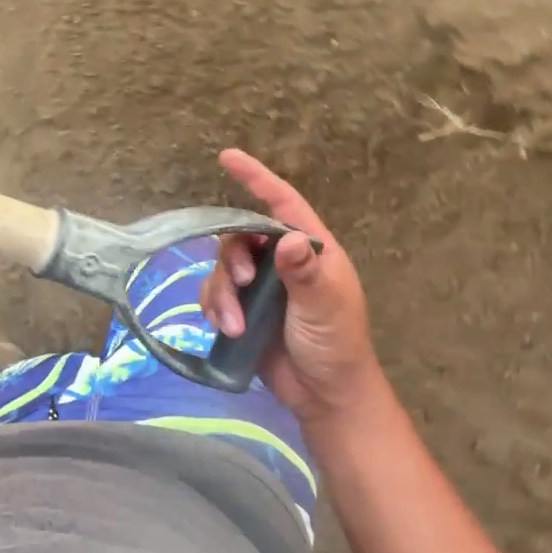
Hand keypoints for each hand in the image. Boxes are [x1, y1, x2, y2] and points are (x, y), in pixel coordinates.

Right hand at [200, 149, 382, 421]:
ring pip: (224, 268)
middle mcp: (283, 262)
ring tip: (234, 324)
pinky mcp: (242, 310)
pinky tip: (227, 330)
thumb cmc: (336, 345)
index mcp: (311, 250)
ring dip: (223, 293)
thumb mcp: (323, 307)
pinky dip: (215, 308)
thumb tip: (286, 238)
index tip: (228, 157)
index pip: (282, 203)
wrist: (324, 396)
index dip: (256, 178)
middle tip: (240, 283)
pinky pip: (215, 295)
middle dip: (233, 257)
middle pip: (242, 236)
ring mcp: (261, 287)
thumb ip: (304, 273)